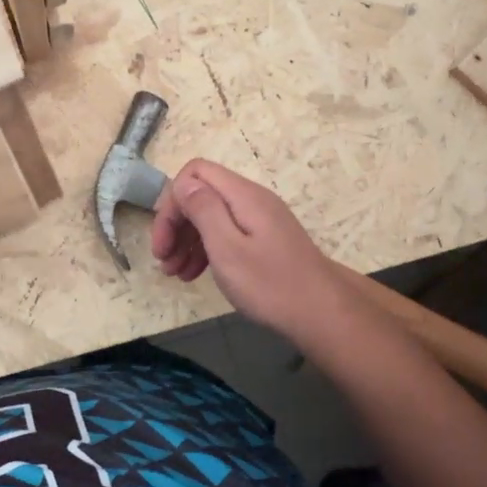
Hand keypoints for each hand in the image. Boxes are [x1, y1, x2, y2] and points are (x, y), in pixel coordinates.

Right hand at [149, 159, 347, 335]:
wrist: (323, 314)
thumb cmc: (270, 284)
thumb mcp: (227, 248)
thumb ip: (204, 209)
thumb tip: (182, 183)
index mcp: (242, 196)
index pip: (195, 172)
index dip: (172, 200)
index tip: (164, 237)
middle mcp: (251, 200)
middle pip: (200, 194)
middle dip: (175, 224)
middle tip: (163, 260)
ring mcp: (259, 220)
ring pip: (211, 216)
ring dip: (186, 240)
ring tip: (175, 273)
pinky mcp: (264, 240)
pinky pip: (226, 233)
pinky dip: (205, 250)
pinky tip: (194, 274)